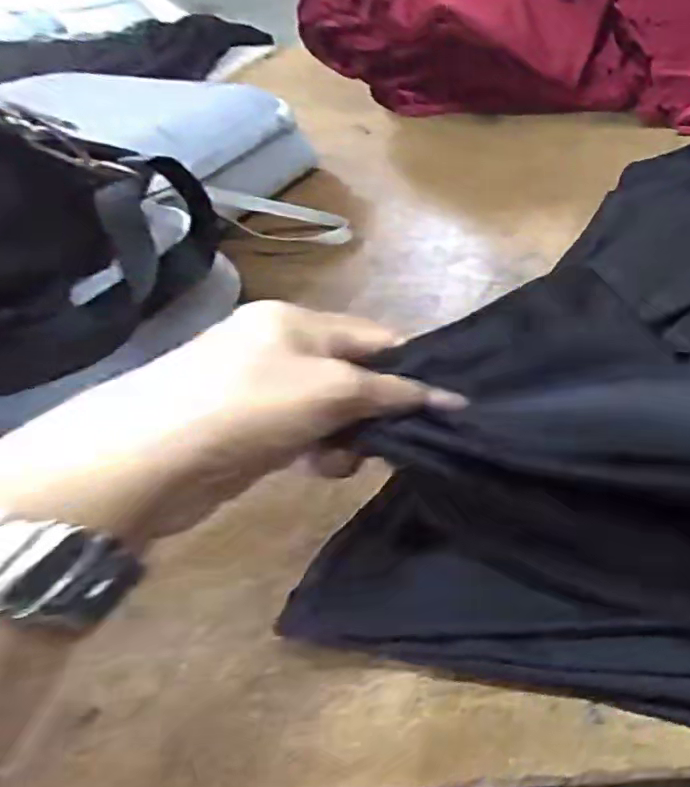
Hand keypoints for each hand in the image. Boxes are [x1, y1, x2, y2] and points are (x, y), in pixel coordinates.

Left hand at [0, 301, 462, 547]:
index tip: (438, 405)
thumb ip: (403, 393)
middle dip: (381, 408)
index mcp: (297, 320)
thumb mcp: (340, 391)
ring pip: (338, 407)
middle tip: (394, 436)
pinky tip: (321, 466)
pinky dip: (323, 447)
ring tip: (348, 458)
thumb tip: (457, 400)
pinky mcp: (245, 423)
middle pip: (361, 375)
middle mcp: (278, 345)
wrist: (136, 466)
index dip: (414, 371)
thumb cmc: (251, 406)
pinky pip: (307, 429)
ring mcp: (257, 385)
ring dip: (354, 433)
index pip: (382, 339)